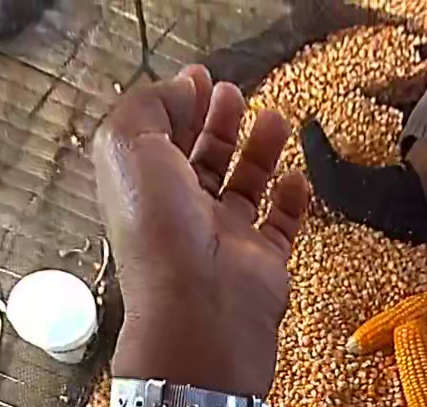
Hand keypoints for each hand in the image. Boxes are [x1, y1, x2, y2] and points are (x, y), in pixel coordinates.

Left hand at [92, 65, 310, 396]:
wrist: (200, 307)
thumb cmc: (159, 229)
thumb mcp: (130, 145)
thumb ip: (151, 105)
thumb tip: (186, 89)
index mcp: (148, 192)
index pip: (163, 144)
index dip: (179, 109)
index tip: (201, 80)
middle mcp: (186, 217)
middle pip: (205, 164)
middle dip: (219, 126)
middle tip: (235, 95)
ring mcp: (227, 241)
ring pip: (246, 190)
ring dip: (259, 153)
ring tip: (273, 120)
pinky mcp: (263, 263)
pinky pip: (282, 227)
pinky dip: (292, 201)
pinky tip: (295, 178)